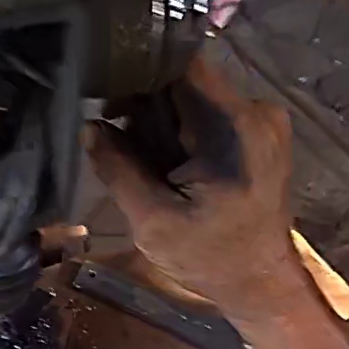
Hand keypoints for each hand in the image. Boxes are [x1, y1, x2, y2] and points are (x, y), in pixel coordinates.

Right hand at [84, 52, 308, 320]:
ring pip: (190, 98)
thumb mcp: (151, 219)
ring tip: (134, 156)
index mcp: (235, 127)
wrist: (260, 281)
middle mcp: (254, 112)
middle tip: (110, 137)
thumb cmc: (209, 256)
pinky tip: (159, 162)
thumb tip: (89, 127)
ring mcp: (258, 121)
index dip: (140, 71)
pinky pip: (202, 115)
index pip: (183, 66)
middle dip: (142, 104)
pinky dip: (175, 132)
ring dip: (156, 121)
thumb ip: (119, 169)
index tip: (106, 96)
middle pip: (184, 81)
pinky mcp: (254, 134)